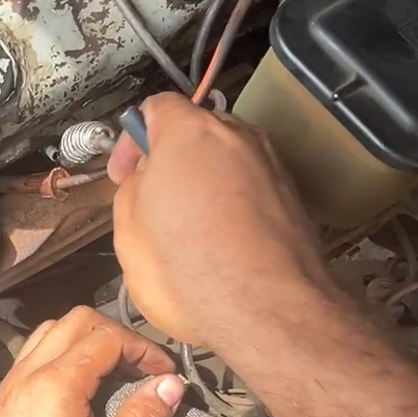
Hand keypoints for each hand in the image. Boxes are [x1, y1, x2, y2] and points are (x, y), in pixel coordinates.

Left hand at [0, 308, 185, 416]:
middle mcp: (30, 371)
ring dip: (87, 338)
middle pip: (78, 320)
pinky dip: (64, 351)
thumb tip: (171, 384)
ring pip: (52, 330)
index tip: (165, 374)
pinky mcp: (4, 397)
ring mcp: (13, 381)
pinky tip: (80, 384)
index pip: (108, 336)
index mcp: (57, 383)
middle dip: (117, 334)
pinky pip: (35, 351)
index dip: (144, 348)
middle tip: (141, 366)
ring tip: (113, 371)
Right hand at [109, 93, 333, 354]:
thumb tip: (145, 183)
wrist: (264, 309)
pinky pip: (251, 190)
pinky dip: (232, 208)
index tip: (123, 173)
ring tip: (188, 231)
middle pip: (196, 133)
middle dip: (172, 162)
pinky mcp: (293, 198)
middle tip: (153, 201)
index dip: (131, 140)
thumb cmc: (190, 270)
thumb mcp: (127, 232)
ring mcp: (271, 166)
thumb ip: (133, 191)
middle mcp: (237, 138)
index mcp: (188, 134)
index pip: (157, 107)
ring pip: (227, 163)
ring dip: (204, 185)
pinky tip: (220, 246)